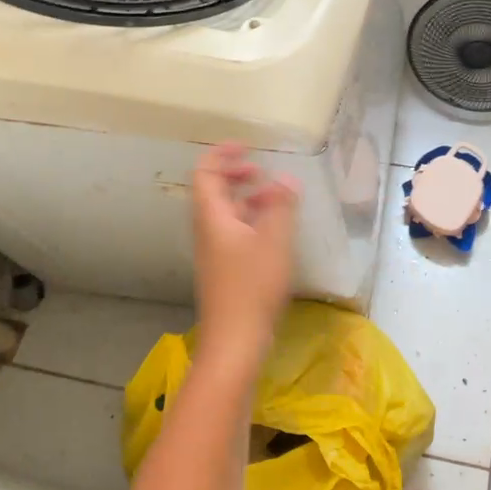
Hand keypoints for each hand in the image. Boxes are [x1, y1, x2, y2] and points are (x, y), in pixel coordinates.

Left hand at [191, 143, 299, 360]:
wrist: (233, 342)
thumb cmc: (252, 287)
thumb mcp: (274, 241)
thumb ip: (280, 206)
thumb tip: (285, 178)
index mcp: (212, 217)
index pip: (205, 173)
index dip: (222, 155)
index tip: (247, 147)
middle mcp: (207, 230)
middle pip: (212, 191)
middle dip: (235, 175)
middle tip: (261, 171)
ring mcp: (213, 251)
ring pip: (224, 212)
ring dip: (246, 198)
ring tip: (274, 197)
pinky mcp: (224, 269)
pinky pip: (232, 231)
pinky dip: (250, 219)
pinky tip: (274, 231)